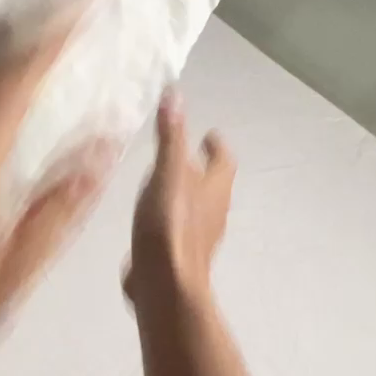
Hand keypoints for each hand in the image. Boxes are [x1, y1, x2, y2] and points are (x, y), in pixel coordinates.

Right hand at [126, 92, 234, 309]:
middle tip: (187, 155)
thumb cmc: (169, 222)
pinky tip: (151, 220)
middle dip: (202, 169)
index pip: (223, 159)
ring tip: (167, 184)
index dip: (217, 145)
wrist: (163, 282)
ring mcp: (199, 237)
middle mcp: (214, 211)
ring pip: (198, 208)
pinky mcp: (180, 256)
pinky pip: (178, 229)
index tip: (210, 134)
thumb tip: (175, 93)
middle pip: (214, 184)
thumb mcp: (168, 171)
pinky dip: (170, 218)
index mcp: (215, 187)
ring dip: (187, 194)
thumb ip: (171, 135)